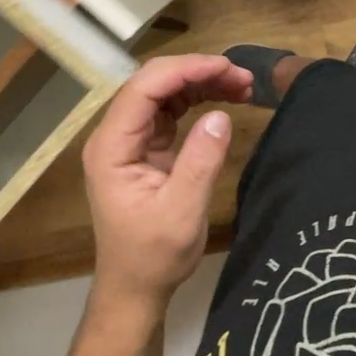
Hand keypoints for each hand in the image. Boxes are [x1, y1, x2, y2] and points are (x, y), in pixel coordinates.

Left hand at [82, 55, 252, 307]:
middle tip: (242, 77)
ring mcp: (130, 137)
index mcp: (111, 147)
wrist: (136, 287)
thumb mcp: (182, 213)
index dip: (184, 70)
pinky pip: (172, 107)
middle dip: (198, 71)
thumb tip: (220, 115)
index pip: (143, 88)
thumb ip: (200, 162)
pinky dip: (200, 98)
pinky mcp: (146, 144)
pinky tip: (226, 98)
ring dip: (203, 82)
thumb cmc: (153, 256)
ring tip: (243, 85)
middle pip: (153, 82)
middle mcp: (115, 135)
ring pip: (165, 90)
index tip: (225, 68)